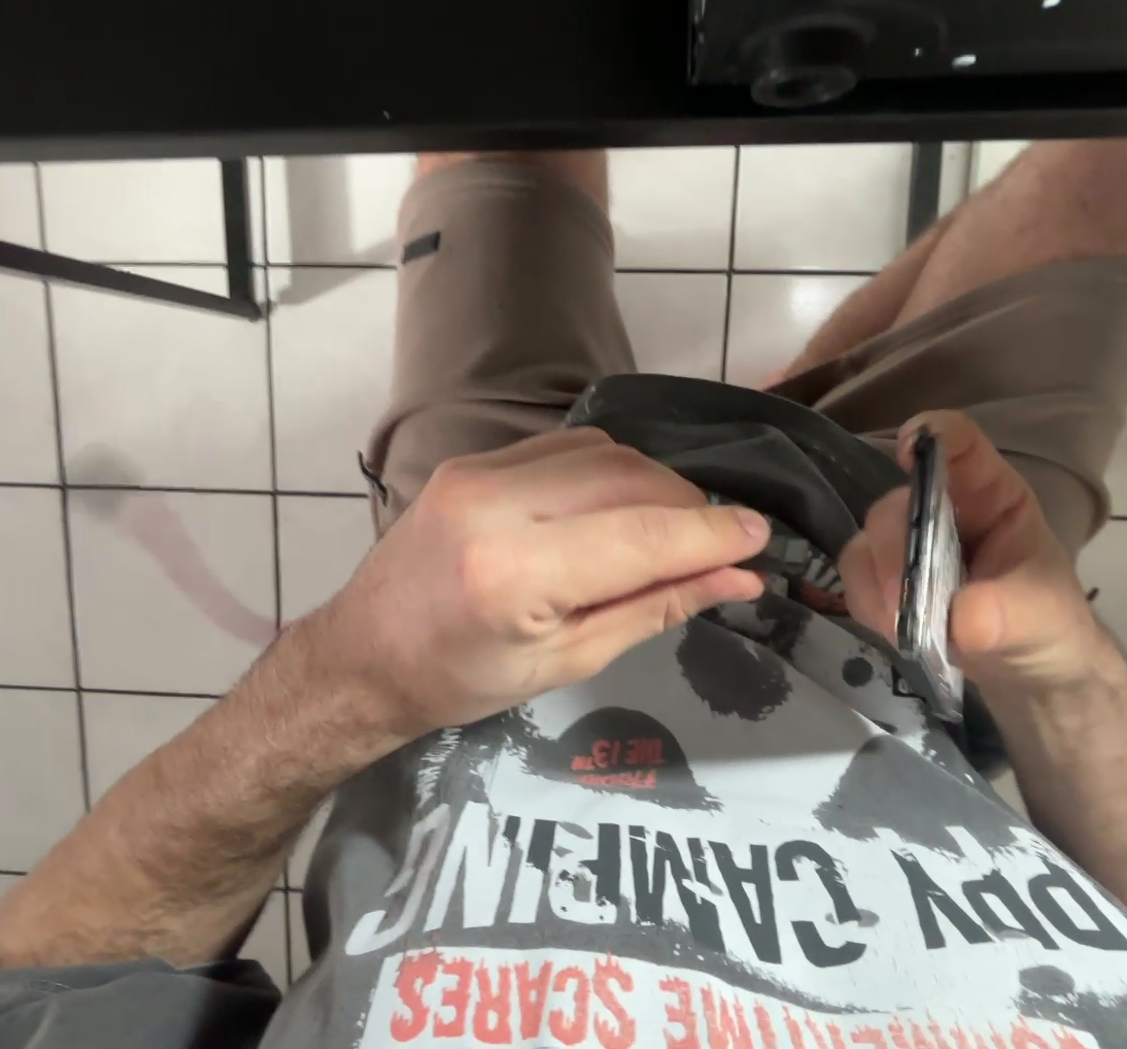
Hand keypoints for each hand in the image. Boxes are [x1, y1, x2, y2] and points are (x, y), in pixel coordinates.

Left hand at [318, 428, 769, 732]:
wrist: (365, 653)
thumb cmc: (461, 680)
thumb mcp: (566, 661)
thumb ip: (654, 608)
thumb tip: (737, 577)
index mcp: (514, 573)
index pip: (643, 537)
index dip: (713, 534)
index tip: (761, 537)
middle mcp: (495, 503)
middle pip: (629, 478)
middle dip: (689, 507)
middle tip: (718, 544)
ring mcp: (478, 470)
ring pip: (604, 451)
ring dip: (654, 485)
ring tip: (670, 530)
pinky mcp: (473, 459)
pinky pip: (567, 446)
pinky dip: (610, 470)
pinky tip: (619, 506)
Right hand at [839, 411, 1119, 698]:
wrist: (1027, 674)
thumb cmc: (1048, 628)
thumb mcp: (1046, 621)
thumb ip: (1012, 614)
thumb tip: (964, 618)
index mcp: (990, 497)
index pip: (958, 446)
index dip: (929, 437)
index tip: (908, 454)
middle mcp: (940, 509)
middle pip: (894, 507)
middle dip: (895, 558)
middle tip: (908, 608)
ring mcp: (904, 541)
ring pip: (865, 545)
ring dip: (879, 591)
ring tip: (912, 630)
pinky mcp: (879, 574)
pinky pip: (853, 578)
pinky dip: (869, 608)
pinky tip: (900, 632)